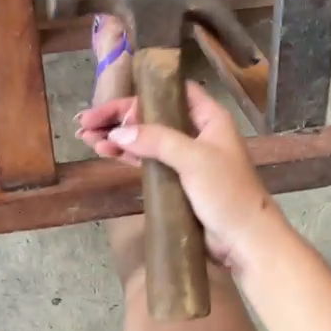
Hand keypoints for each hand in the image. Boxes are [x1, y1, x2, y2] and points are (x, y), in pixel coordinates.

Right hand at [75, 82, 284, 271]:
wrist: (244, 238)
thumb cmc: (228, 193)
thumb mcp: (194, 159)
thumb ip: (157, 140)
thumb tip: (117, 132)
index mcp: (209, 118)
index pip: (171, 92)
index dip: (142, 93)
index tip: (112, 102)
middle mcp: (196, 132)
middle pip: (152, 115)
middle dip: (119, 118)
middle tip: (86, 122)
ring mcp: (186, 157)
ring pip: (145, 138)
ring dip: (117, 137)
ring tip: (86, 137)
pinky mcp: (177, 180)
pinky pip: (147, 160)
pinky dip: (126, 155)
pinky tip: (105, 152)